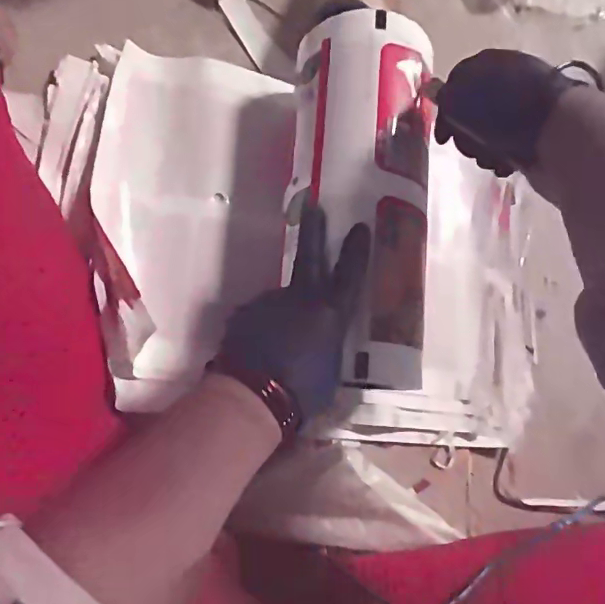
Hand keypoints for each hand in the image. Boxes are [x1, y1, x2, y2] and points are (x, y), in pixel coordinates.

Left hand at [215, 199, 370, 422]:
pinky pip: (258, 319)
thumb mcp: (330, 375)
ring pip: (280, 302)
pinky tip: (259, 353)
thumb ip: (327, 350)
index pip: (350, 275)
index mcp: (331, 314)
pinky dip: (261, 332)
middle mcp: (301, 299)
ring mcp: (269, 303)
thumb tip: (321, 345)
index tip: (360, 226)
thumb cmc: (302, 394)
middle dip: (315, 231)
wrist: (250, 397)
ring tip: (278, 349)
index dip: (356, 250)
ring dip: (282, 317)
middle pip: (310, 256)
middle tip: (314, 206)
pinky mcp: (244, 314)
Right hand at [433, 49, 573, 175]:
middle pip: (473, 110)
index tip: (442, 136)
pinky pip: (509, 147)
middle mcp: (511, 81)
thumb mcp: (463, 100)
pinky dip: (502, 157)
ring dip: (482, 149)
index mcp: (493, 63)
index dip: (446, 109)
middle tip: (467, 148)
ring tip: (489, 158)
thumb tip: (429, 87)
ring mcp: (526, 109)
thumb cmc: (505, 113)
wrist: (560, 136)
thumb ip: (444, 96)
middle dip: (465, 134)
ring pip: (489, 132)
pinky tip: (504, 165)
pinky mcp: (538, 135)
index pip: (458, 82)